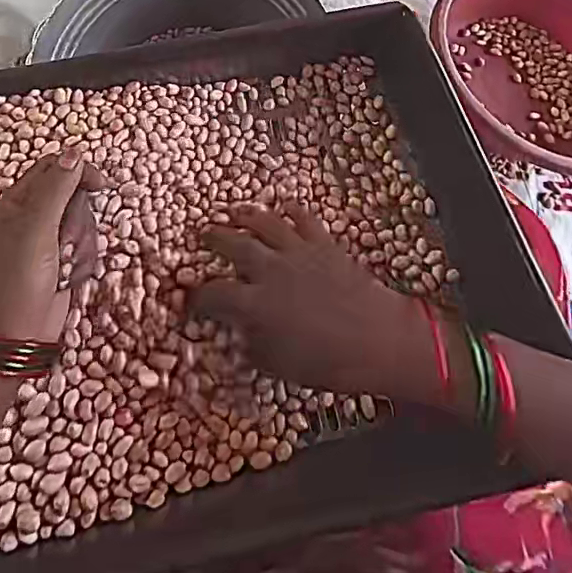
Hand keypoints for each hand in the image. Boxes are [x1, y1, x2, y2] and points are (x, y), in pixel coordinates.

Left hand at [0, 150, 105, 341]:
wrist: (11, 340)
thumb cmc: (15, 281)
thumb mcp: (35, 227)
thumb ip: (56, 188)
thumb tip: (74, 152)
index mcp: (18, 201)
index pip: (54, 168)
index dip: (78, 172)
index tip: (99, 185)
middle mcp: (32, 218)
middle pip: (75, 197)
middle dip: (78, 219)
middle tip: (66, 240)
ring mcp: (48, 243)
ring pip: (84, 224)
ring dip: (81, 244)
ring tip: (65, 265)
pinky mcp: (62, 265)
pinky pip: (85, 250)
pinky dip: (82, 263)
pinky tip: (68, 279)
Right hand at [192, 202, 455, 403]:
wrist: (379, 339)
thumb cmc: (329, 362)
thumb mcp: (281, 365)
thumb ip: (254, 346)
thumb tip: (240, 336)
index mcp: (255, 303)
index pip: (215, 294)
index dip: (198, 297)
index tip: (191, 300)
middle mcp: (270, 270)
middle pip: (234, 245)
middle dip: (215, 238)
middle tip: (204, 234)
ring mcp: (297, 252)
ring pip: (264, 223)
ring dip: (247, 216)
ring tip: (235, 213)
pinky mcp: (323, 244)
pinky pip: (303, 219)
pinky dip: (292, 211)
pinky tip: (285, 206)